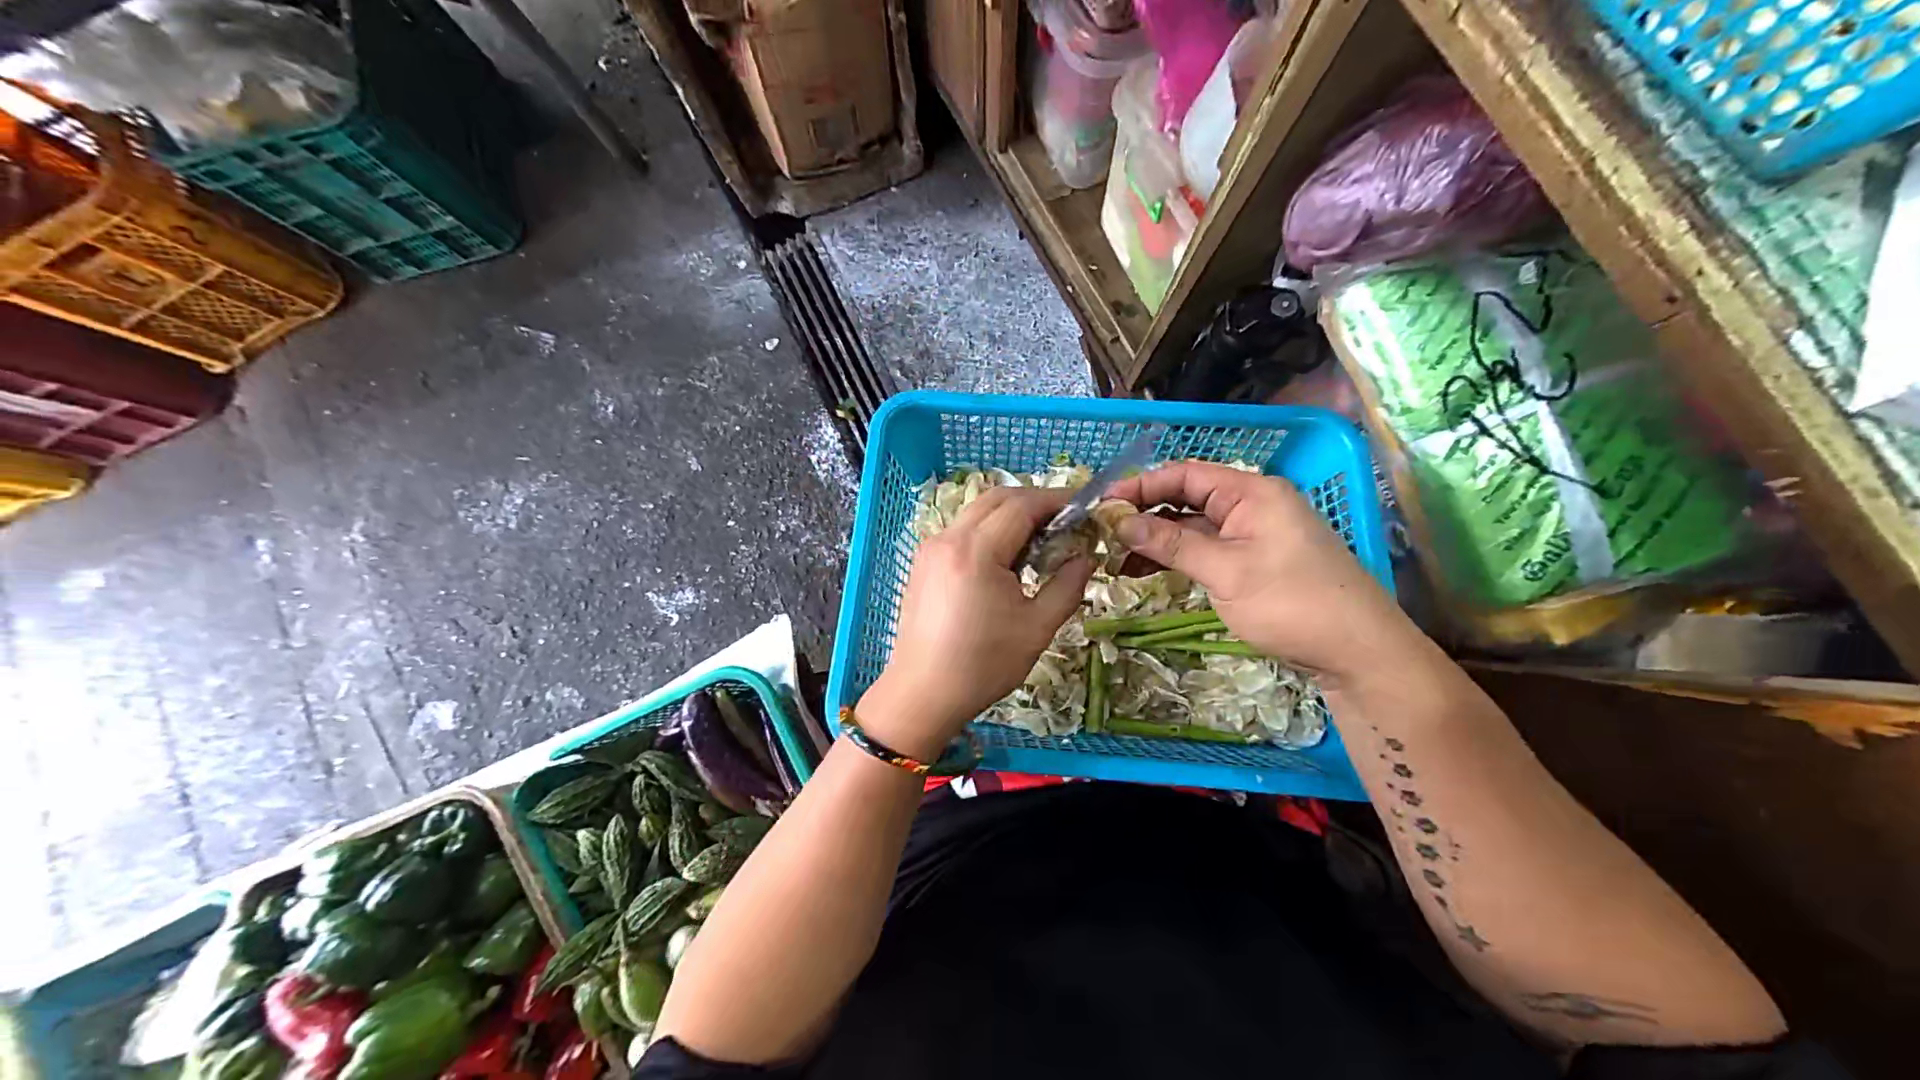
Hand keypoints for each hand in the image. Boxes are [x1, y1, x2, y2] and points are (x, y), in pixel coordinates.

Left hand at [859, 487, 1093, 759]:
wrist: (923, 694)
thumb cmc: (983, 665)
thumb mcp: (1037, 627)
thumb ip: (1067, 586)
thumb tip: (1087, 558)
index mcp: (976, 551)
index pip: (1021, 505)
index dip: (1056, 500)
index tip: (1083, 508)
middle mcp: (948, 538)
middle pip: (997, 499)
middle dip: (1034, 502)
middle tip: (1065, 522)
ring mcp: (931, 549)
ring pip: (977, 512)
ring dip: (1010, 515)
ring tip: (1040, 540)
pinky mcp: (923, 563)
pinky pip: (961, 530)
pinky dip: (988, 530)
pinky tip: (1007, 558)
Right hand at [1106, 462, 1417, 684]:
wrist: (1355, 651)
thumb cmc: (1291, 602)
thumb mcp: (1225, 571)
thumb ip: (1171, 544)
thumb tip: (1121, 522)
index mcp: (1251, 492)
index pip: (1184, 474)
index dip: (1140, 485)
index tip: (1102, 504)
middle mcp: (1251, 505)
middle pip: (1186, 498)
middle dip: (1143, 514)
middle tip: (1103, 534)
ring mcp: (1252, 534)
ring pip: (1191, 527)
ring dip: (1155, 540)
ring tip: (1115, 559)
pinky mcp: (1251, 561)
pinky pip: (1205, 549)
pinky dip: (1176, 557)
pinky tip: (1145, 571)